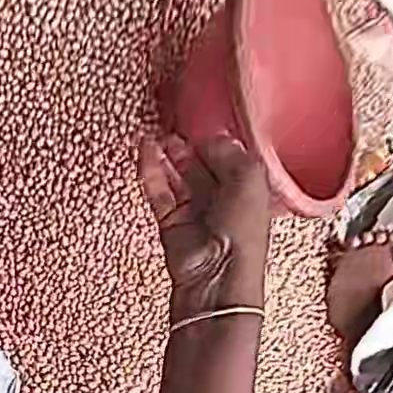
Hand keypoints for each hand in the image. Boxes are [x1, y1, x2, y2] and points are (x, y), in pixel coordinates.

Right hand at [138, 133, 272, 318]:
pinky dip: (151, 172)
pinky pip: (159, 193)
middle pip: (201, 164)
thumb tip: (208, 139)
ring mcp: (194, 212)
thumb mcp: (248, 178)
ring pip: (177, 177)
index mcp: (248, 186)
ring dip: (166, 155)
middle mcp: (221, 198)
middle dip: (188, 144)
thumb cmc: (242, 231)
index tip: (199, 115)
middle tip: (173, 122)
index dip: (214, 137)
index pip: (229, 154)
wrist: (217, 277)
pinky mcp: (170, 224)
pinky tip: (144, 151)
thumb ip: (228, 152)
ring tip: (155, 134)